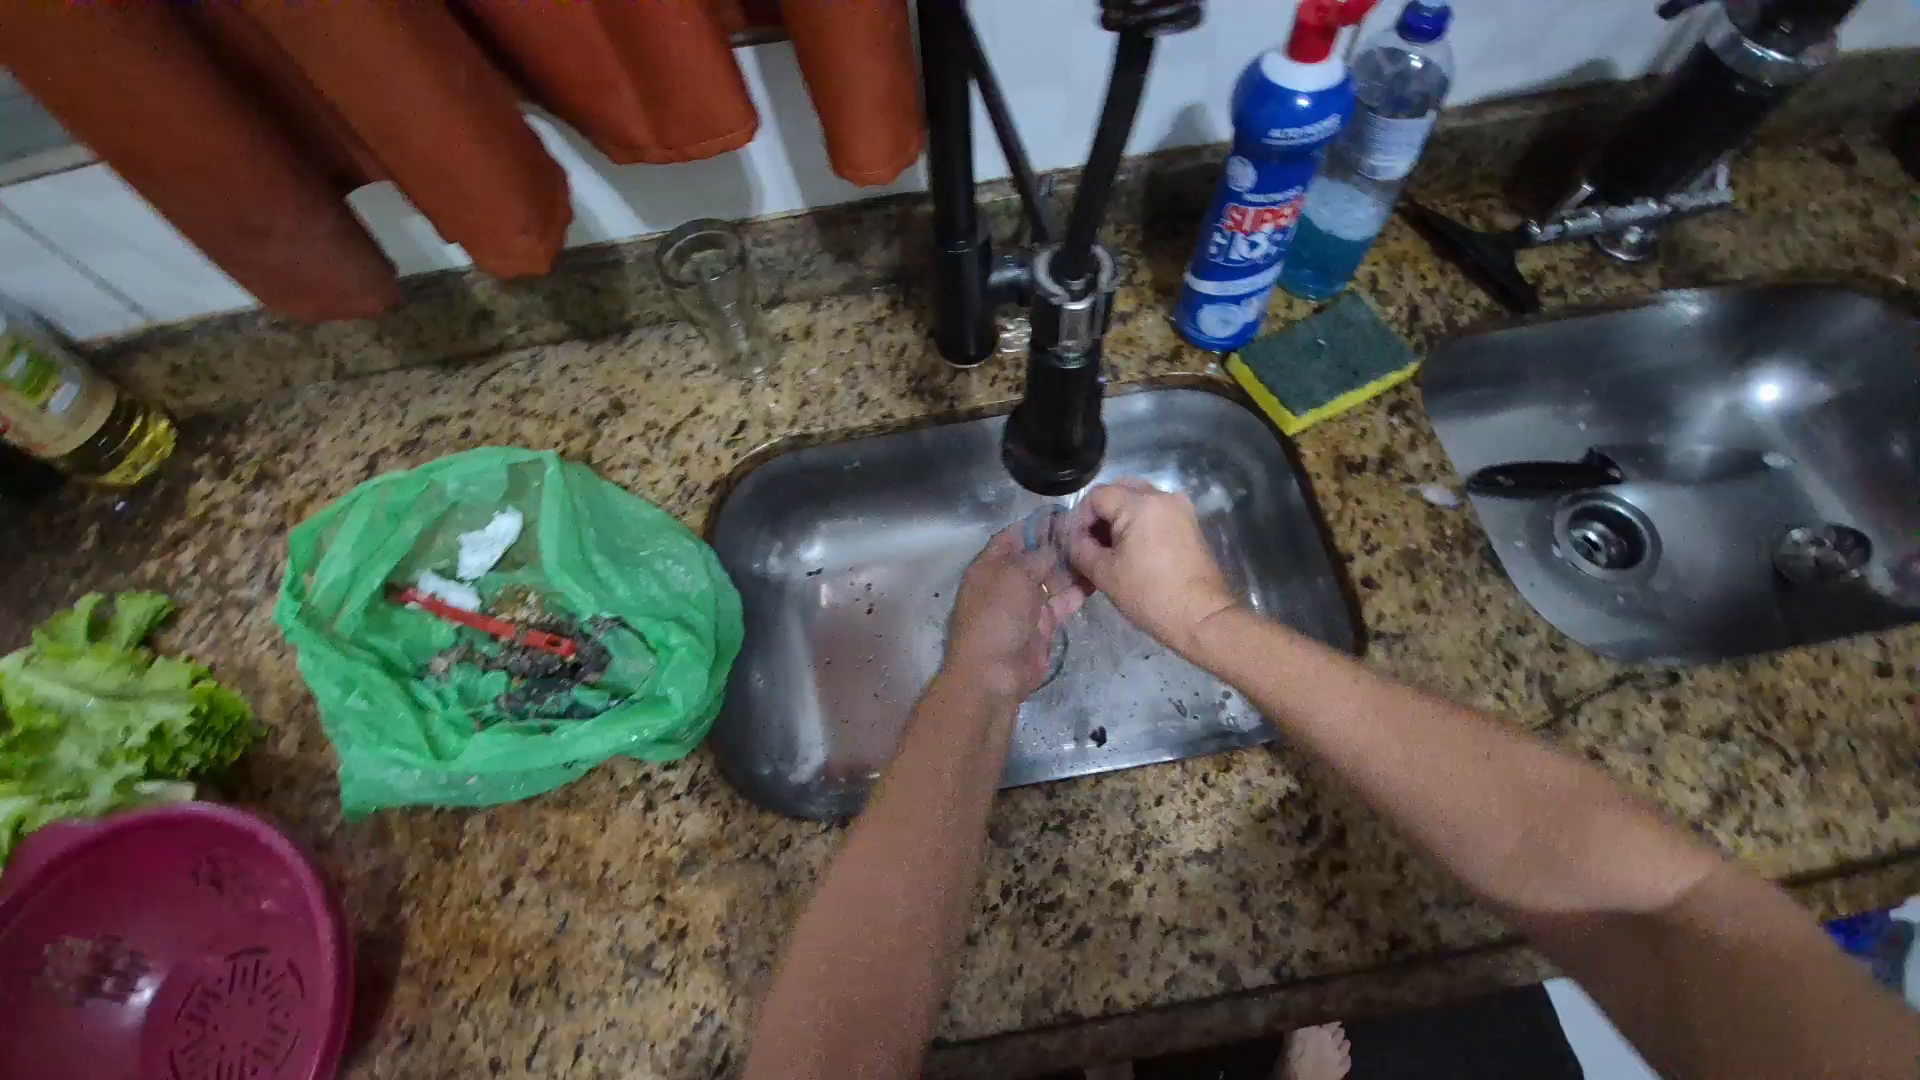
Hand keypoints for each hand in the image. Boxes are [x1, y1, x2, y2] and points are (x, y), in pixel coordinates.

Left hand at [942, 524, 1086, 705]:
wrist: (993, 672)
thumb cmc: (997, 615)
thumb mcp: (1015, 575)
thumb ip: (1037, 557)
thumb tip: (1053, 548)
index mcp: (989, 566)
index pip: (1012, 537)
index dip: (1035, 526)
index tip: (1064, 515)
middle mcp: (1006, 583)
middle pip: (1035, 558)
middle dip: (1059, 547)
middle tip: (1091, 534)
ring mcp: (1024, 606)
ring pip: (1051, 581)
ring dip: (1071, 569)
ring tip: (1098, 553)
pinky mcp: (1041, 626)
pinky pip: (1060, 603)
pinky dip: (1075, 593)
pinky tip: (1096, 580)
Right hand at [1066, 479, 1239, 655]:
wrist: (1202, 617)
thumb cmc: (1150, 595)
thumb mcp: (1104, 574)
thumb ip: (1081, 549)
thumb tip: (1074, 539)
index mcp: (1140, 504)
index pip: (1097, 496)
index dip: (1080, 518)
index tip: (1076, 543)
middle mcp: (1163, 496)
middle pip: (1119, 490)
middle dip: (1100, 514)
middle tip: (1091, 542)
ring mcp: (1180, 508)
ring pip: (1138, 499)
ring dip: (1119, 518)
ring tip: (1110, 549)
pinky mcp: (1190, 523)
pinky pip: (1156, 511)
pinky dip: (1139, 523)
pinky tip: (1132, 550)